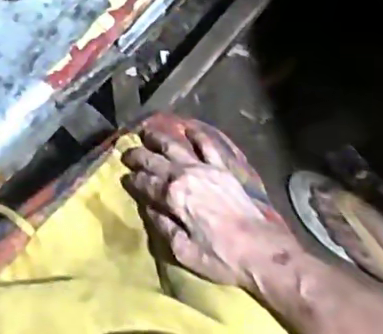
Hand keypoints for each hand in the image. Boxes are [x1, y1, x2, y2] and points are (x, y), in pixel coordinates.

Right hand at [121, 123, 303, 294]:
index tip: (124, 176)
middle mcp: (185, 174)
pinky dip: (196, 133)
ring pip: (176, 146)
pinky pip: (206, 144)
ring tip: (146, 131)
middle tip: (126, 151)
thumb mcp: (184, 252)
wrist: (258, 248)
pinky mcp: (222, 166)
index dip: (133, 179)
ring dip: (159, 138)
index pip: (146, 183)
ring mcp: (204, 167)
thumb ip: (163, 227)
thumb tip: (148, 208)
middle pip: (156, 161)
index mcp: (173, 196)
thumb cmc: (220, 256)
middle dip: (138, 155)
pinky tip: (188, 127)